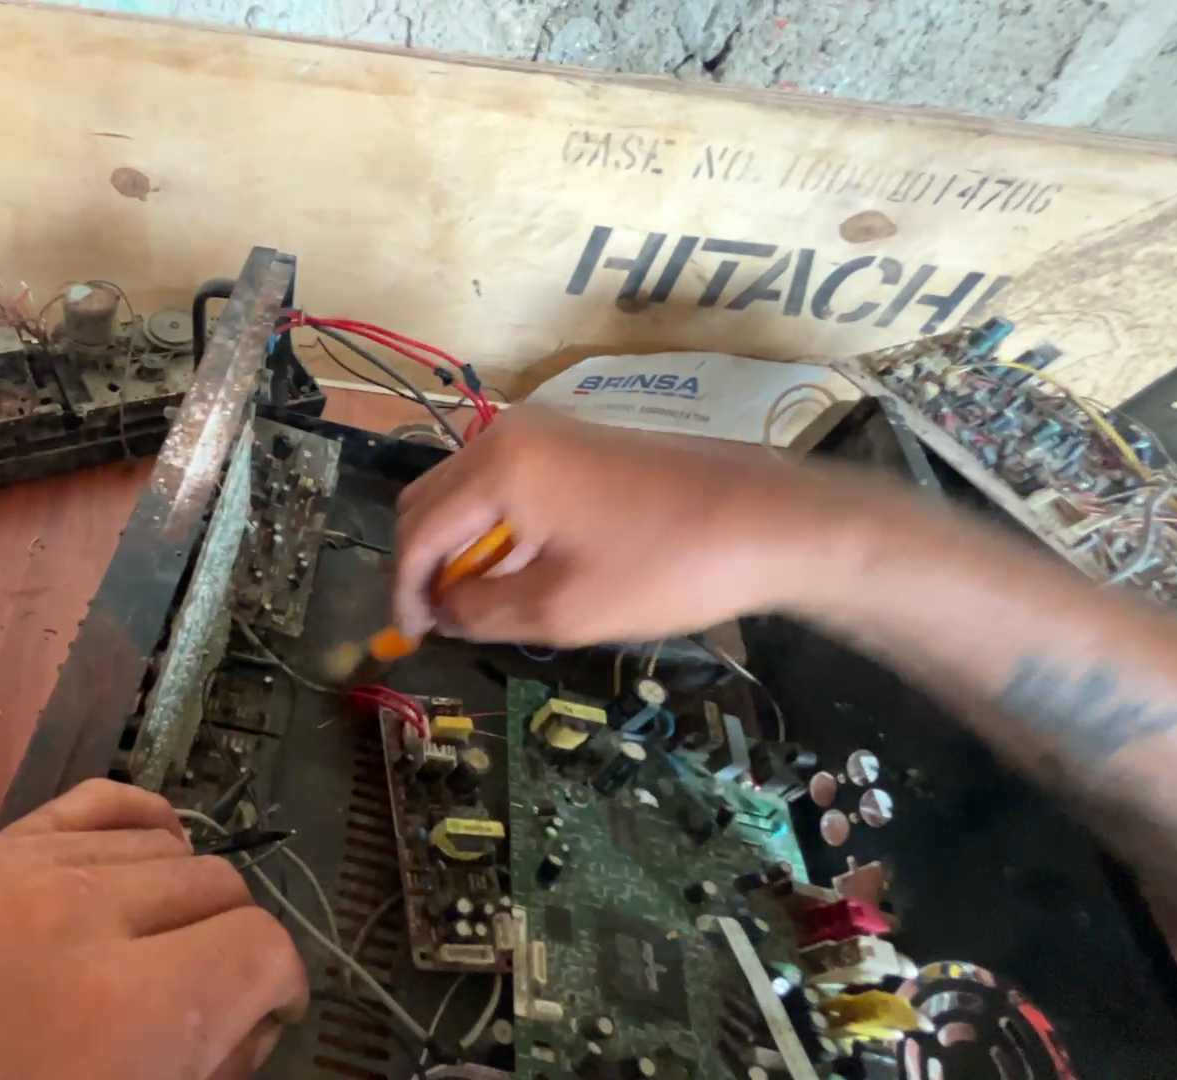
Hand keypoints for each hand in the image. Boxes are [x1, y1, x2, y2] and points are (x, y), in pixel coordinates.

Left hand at [0, 779, 307, 1079]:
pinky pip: (102, 800)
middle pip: (221, 884)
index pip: (261, 947)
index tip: (259, 1023)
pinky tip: (141, 864)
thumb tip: (244, 1019)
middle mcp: (82, 913)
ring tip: (156, 950)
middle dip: (230, 949)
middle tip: (199, 1011)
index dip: (279, 990)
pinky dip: (142, 827)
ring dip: (183, 899)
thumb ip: (201, 1070)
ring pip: (170, 841)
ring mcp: (25, 864)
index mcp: (121, 1012)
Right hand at [392, 406, 883, 645]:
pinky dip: (487, 529)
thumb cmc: (663, 567)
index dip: (405, 589)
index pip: (418, 531)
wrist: (771, 521)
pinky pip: (496, 486)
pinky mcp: (563, 442)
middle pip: (426, 502)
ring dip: (454, 547)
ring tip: (473, 601)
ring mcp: (536, 432)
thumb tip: (439, 613)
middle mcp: (504, 434)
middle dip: (423, 564)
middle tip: (438, 618)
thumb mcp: (559, 610)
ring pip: (458, 494)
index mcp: (497, 466)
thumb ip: (477, 613)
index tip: (410, 637)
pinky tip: (509, 568)